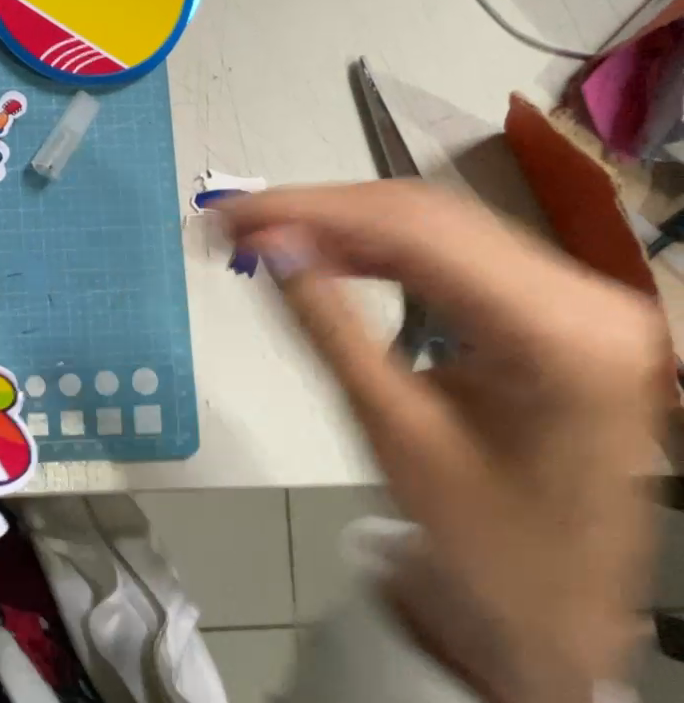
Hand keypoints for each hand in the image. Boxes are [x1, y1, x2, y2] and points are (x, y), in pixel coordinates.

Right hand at [223, 181, 671, 702]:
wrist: (552, 599)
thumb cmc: (475, 530)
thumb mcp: (387, 423)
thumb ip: (325, 322)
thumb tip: (266, 245)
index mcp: (558, 334)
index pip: (414, 233)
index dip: (308, 210)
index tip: (225, 215)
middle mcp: (585, 299)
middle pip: (427, 216)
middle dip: (316, 209)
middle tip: (228, 221)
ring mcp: (576, 301)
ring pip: (435, 224)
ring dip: (339, 221)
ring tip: (257, 232)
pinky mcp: (554, 310)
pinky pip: (451, 252)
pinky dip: (373, 244)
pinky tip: (318, 250)